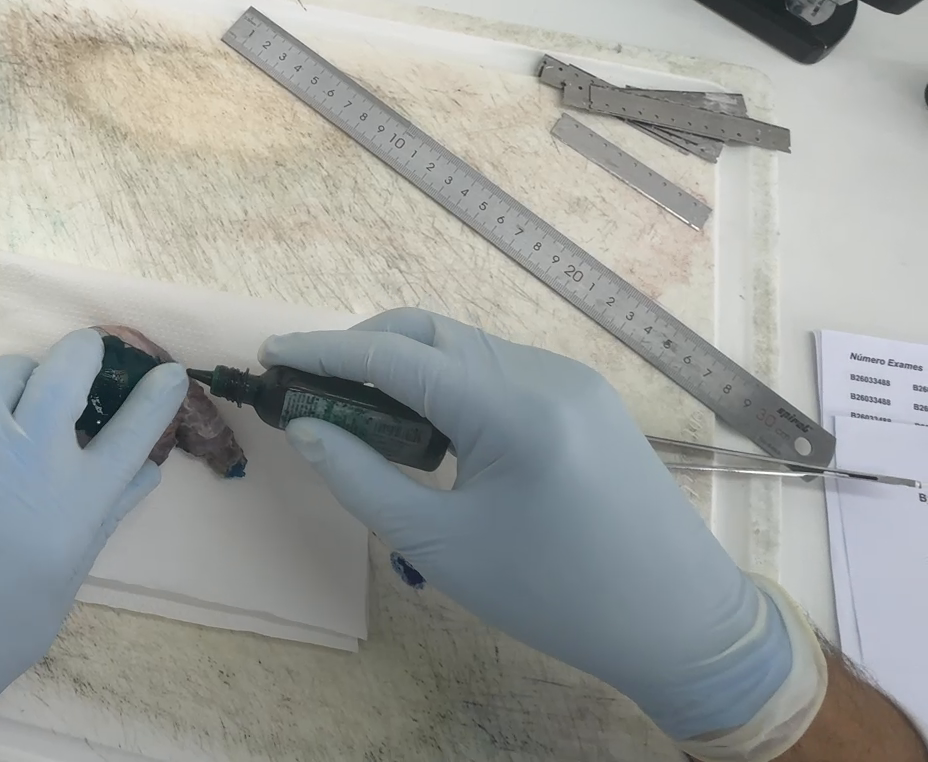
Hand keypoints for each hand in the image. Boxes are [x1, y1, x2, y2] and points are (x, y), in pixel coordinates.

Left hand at [0, 330, 186, 761]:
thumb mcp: (64, 578)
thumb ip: (103, 514)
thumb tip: (146, 470)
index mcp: (74, 500)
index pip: (133, 431)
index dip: (158, 395)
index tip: (169, 371)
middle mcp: (27, 456)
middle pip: (67, 369)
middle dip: (83, 351)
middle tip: (83, 353)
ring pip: (3, 370)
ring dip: (17, 379)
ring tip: (13, 404)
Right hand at [264, 309, 798, 744]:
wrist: (691, 631)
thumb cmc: (555, 597)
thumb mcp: (440, 546)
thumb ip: (358, 478)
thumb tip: (302, 428)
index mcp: (513, 414)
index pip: (393, 358)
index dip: (321, 350)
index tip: (270, 352)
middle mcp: (544, 376)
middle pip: (424, 331)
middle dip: (356, 346)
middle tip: (310, 381)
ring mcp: (568, 379)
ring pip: (455, 341)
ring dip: (395, 359)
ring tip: (355, 402)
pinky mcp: (578, 393)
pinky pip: (485, 362)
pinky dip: (435, 374)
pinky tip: (419, 416)